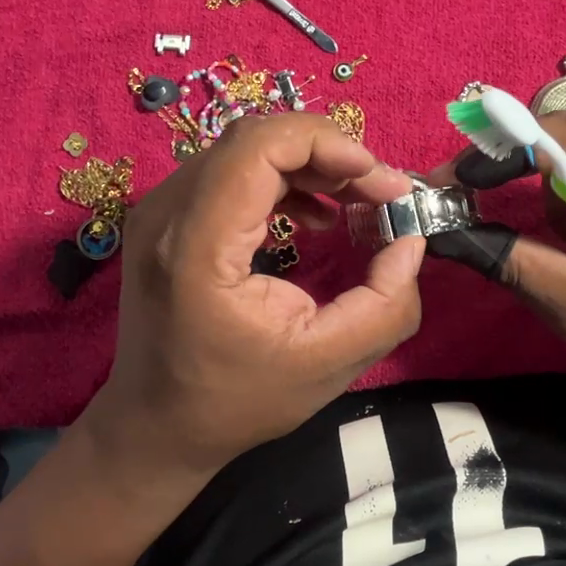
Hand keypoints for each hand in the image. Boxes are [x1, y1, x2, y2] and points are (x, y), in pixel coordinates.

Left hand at [81, 113, 425, 477]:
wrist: (154, 426)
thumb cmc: (236, 402)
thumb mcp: (327, 367)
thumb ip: (385, 305)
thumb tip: (410, 240)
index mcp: (197, 248)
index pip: (257, 147)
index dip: (326, 144)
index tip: (379, 180)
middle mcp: (167, 214)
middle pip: (254, 139)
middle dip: (328, 152)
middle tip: (380, 190)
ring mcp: (158, 210)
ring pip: (244, 150)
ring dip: (309, 164)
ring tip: (358, 200)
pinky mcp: (165, 217)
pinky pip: (230, 172)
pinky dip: (281, 179)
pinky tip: (316, 216)